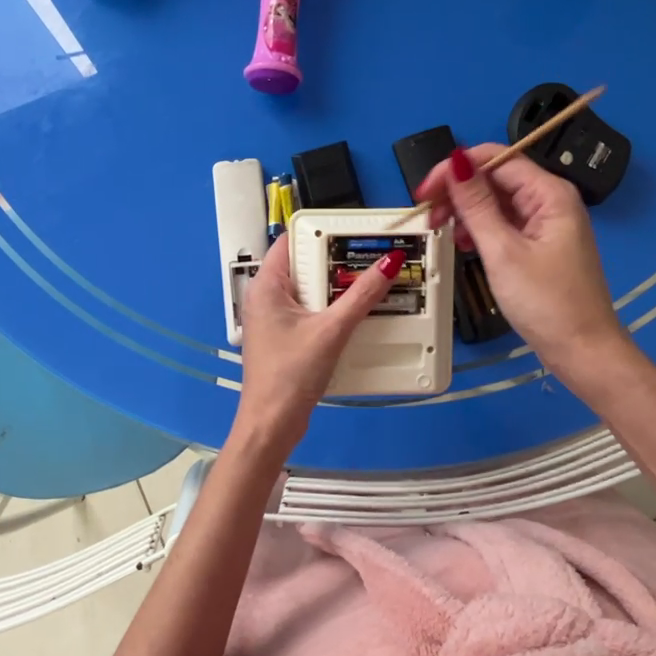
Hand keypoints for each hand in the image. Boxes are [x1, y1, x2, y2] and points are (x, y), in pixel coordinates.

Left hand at [233, 238, 398, 452]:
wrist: (271, 424)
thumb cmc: (291, 373)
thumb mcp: (331, 331)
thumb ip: (362, 296)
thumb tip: (389, 262)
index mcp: (266, 285)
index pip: (292, 240)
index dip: (323, 231)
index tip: (355, 233)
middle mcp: (266, 297)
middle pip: (305, 264)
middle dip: (338, 261)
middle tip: (373, 257)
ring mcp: (274, 320)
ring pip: (310, 291)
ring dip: (338, 288)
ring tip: (371, 282)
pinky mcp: (285, 339)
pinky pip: (311, 312)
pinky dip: (332, 310)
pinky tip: (357, 314)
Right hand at [414, 143, 623, 376]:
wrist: (581, 350)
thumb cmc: (546, 303)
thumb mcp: (503, 252)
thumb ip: (477, 206)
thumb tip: (457, 162)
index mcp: (549, 193)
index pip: (495, 159)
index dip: (455, 169)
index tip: (424, 192)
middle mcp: (550, 200)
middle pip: (495, 177)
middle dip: (458, 192)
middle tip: (428, 217)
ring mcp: (545, 223)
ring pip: (496, 201)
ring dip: (466, 211)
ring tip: (443, 233)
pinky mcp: (539, 245)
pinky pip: (503, 224)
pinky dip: (480, 229)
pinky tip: (465, 245)